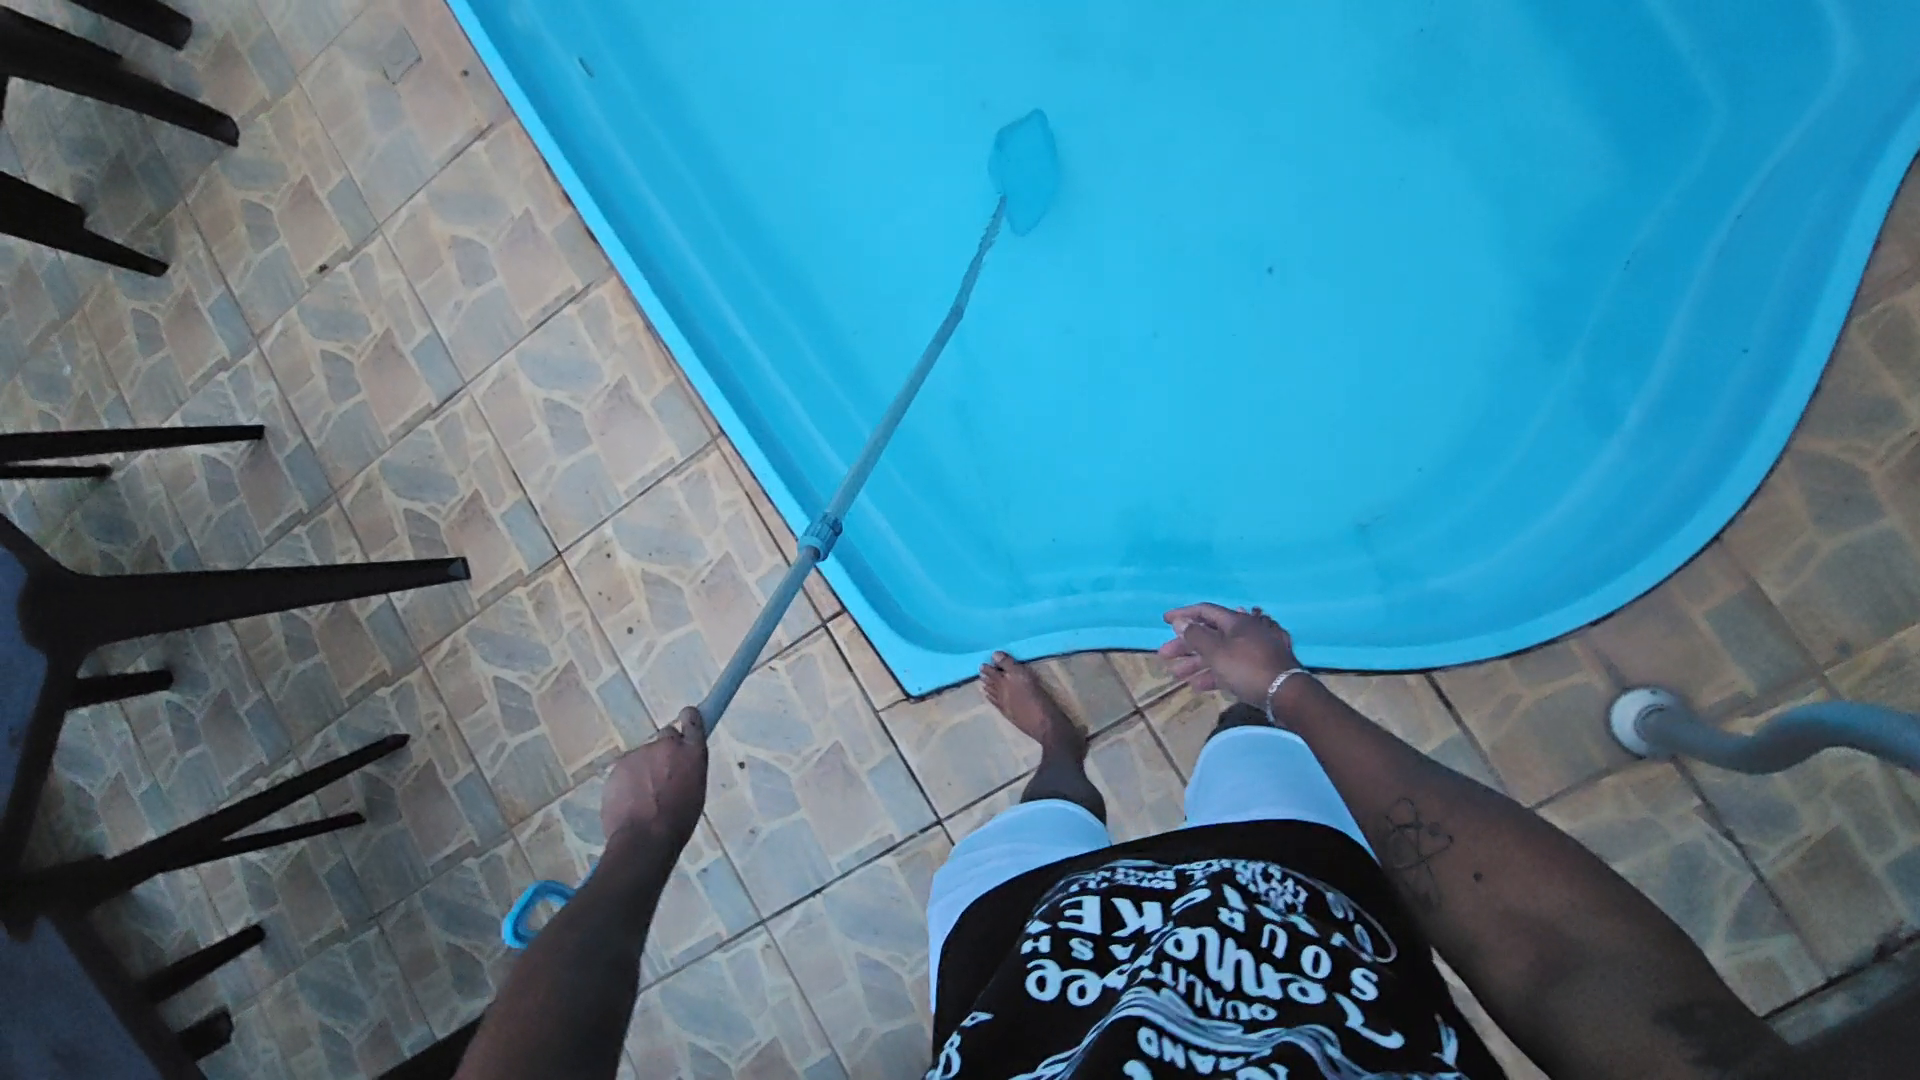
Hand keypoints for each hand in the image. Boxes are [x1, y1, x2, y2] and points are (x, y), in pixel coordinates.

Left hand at [601, 707, 707, 853]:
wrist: (644, 838)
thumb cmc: (679, 820)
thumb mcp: (696, 789)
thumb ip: (688, 767)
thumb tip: (679, 764)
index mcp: (693, 752)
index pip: (692, 719)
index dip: (688, 718)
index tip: (687, 718)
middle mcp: (667, 745)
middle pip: (666, 735)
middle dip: (665, 749)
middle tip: (662, 773)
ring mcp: (640, 753)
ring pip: (644, 756)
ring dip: (645, 769)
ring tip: (643, 797)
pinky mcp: (619, 766)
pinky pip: (626, 769)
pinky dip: (628, 780)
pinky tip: (629, 802)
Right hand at [1158, 603, 1301, 703]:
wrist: (1287, 695)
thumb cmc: (1248, 668)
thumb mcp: (1216, 652)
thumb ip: (1195, 636)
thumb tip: (1180, 621)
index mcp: (1237, 621)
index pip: (1205, 611)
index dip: (1184, 614)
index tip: (1165, 620)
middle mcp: (1247, 632)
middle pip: (1210, 634)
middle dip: (1185, 645)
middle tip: (1165, 655)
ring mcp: (1255, 651)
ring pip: (1220, 653)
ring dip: (1196, 663)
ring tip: (1177, 674)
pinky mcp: (1260, 670)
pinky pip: (1232, 668)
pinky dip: (1215, 674)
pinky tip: (1199, 685)